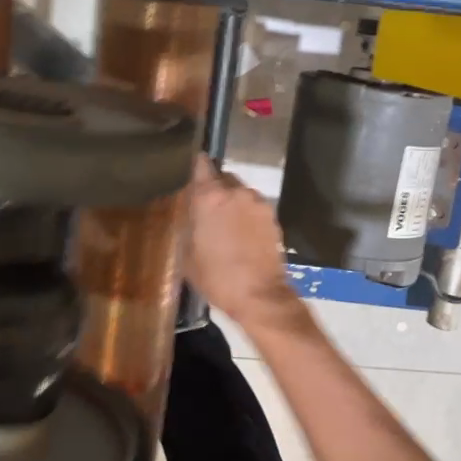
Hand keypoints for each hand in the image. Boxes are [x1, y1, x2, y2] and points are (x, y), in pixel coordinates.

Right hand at [183, 156, 302, 331]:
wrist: (259, 296)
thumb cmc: (216, 277)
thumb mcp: (188, 254)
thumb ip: (188, 224)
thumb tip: (190, 213)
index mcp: (209, 197)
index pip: (201, 164)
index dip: (194, 165)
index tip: (188, 169)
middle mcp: (236, 192)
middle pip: (222, 177)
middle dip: (214, 188)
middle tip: (206, 207)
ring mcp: (258, 203)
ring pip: (240, 192)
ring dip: (232, 201)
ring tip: (225, 224)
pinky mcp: (272, 217)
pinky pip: (254, 207)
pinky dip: (246, 214)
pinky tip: (242, 234)